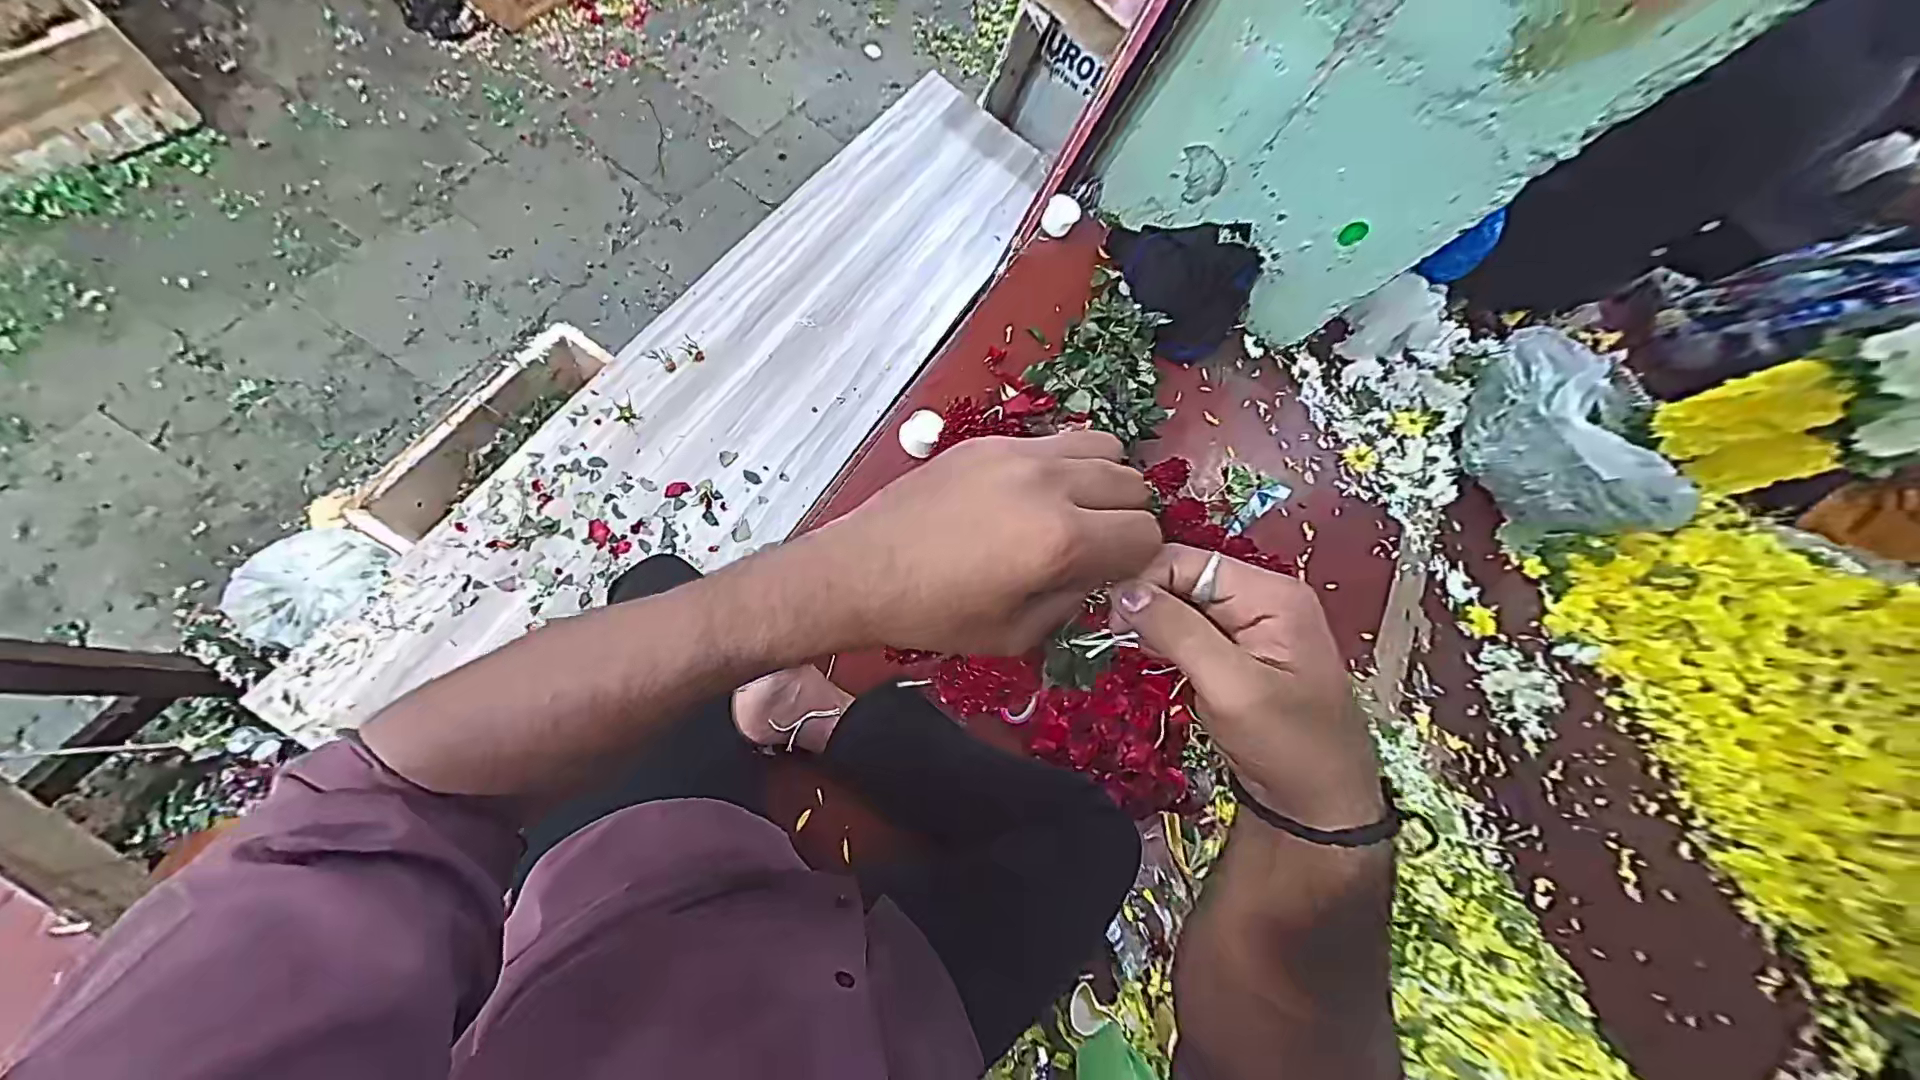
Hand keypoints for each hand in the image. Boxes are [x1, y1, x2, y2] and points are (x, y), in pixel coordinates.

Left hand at [814, 431, 1161, 654]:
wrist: (862, 570)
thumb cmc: (934, 614)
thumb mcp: (1015, 634)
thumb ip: (1074, 600)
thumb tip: (1101, 572)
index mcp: (1059, 540)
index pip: (1145, 534)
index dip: (1136, 560)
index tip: (1111, 573)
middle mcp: (1048, 483)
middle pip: (1133, 484)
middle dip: (1126, 519)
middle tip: (1094, 544)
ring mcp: (1017, 452)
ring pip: (1104, 446)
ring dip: (1103, 481)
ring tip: (1073, 509)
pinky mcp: (989, 439)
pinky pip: (1056, 440)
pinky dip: (1065, 464)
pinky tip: (1032, 492)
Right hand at [1110, 545, 1383, 830]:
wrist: (1320, 803)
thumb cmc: (1288, 745)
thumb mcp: (1231, 687)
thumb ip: (1177, 632)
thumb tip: (1125, 591)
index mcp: (1270, 593)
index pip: (1187, 560)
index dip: (1144, 582)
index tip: (1116, 622)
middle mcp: (1260, 596)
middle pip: (1182, 576)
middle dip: (1147, 604)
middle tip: (1125, 641)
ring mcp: (1249, 622)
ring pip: (1180, 601)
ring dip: (1153, 624)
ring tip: (1142, 654)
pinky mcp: (1235, 647)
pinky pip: (1188, 626)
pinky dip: (1166, 640)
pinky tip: (1158, 660)